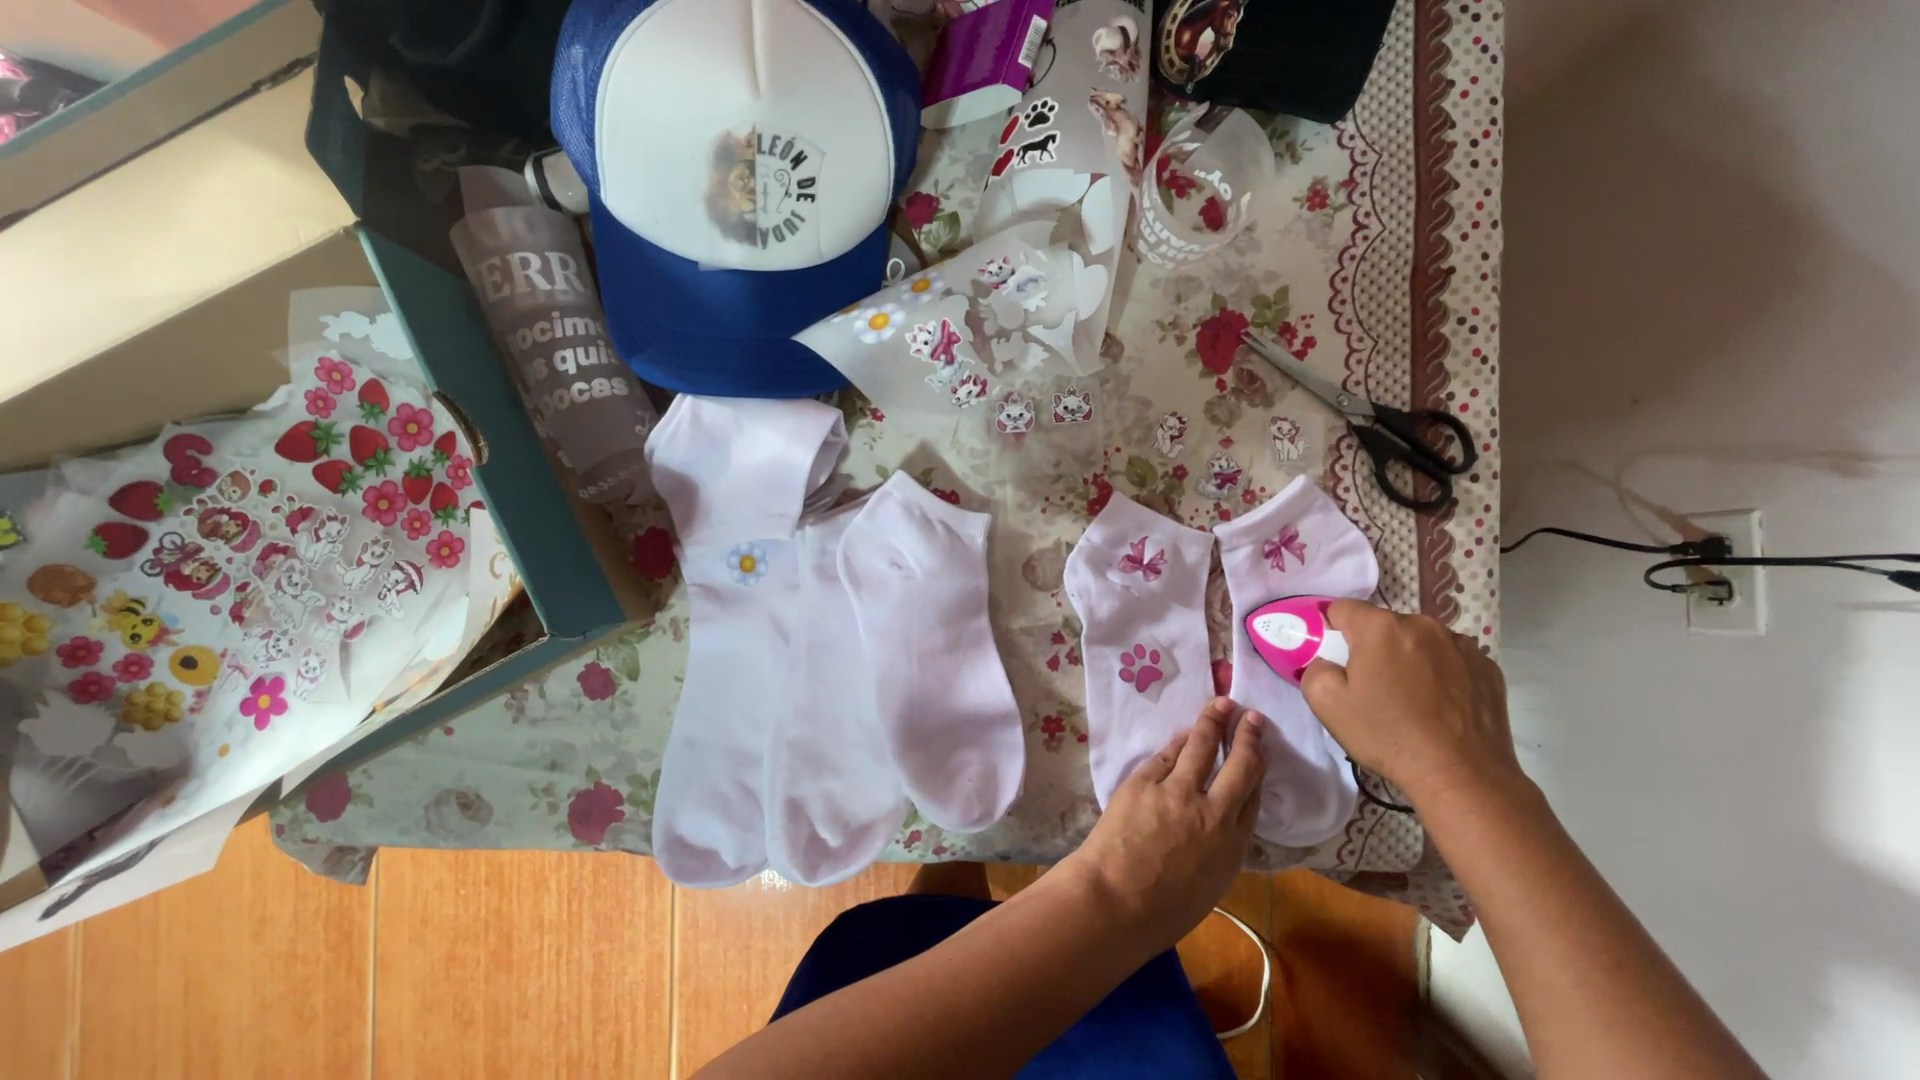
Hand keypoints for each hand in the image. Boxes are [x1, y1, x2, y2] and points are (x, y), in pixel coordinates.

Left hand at [1061, 698, 1265, 953]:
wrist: (1114, 902)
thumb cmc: (1160, 912)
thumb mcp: (1208, 886)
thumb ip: (1219, 850)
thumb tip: (1218, 830)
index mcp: (1231, 844)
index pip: (1252, 797)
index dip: (1258, 769)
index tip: (1262, 751)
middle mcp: (1212, 811)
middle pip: (1238, 765)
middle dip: (1247, 737)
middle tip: (1252, 716)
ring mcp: (1176, 792)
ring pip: (1201, 747)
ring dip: (1213, 722)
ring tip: (1221, 704)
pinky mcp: (1144, 782)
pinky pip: (1166, 755)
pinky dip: (1178, 742)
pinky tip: (1184, 733)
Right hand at [1302, 600, 1522, 809]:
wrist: (1461, 774)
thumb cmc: (1388, 736)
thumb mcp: (1327, 705)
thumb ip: (1315, 670)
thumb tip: (1328, 663)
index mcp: (1381, 628)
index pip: (1343, 609)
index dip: (1332, 631)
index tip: (1336, 660)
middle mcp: (1424, 624)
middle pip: (1384, 625)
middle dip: (1373, 647)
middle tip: (1373, 687)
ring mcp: (1462, 645)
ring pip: (1420, 642)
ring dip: (1409, 659)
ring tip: (1411, 699)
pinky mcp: (1488, 667)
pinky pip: (1451, 660)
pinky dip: (1441, 674)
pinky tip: (1440, 706)